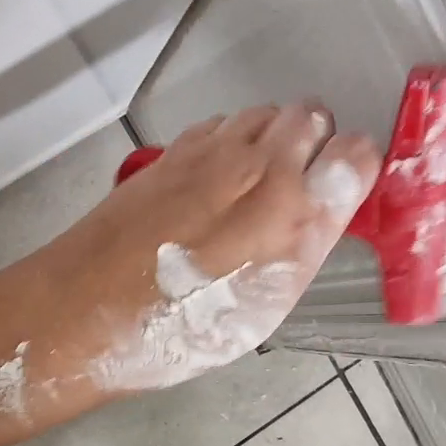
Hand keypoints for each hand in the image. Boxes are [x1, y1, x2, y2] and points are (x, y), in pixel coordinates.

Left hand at [30, 102, 380, 391]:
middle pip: (313, 118)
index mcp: (296, 216)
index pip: (358, 154)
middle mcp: (262, 169)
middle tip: (294, 190)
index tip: (339, 192)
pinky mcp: (173, 150)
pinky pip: (221, 125)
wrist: (87, 311)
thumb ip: (302, 248)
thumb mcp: (262, 311)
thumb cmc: (181, 331)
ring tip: (250, 189)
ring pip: (264, 114)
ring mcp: (212, 151)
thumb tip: (322, 211)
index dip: (352, 170)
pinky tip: (211, 183)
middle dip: (313, 145)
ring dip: (269, 140)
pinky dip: (229, 143)